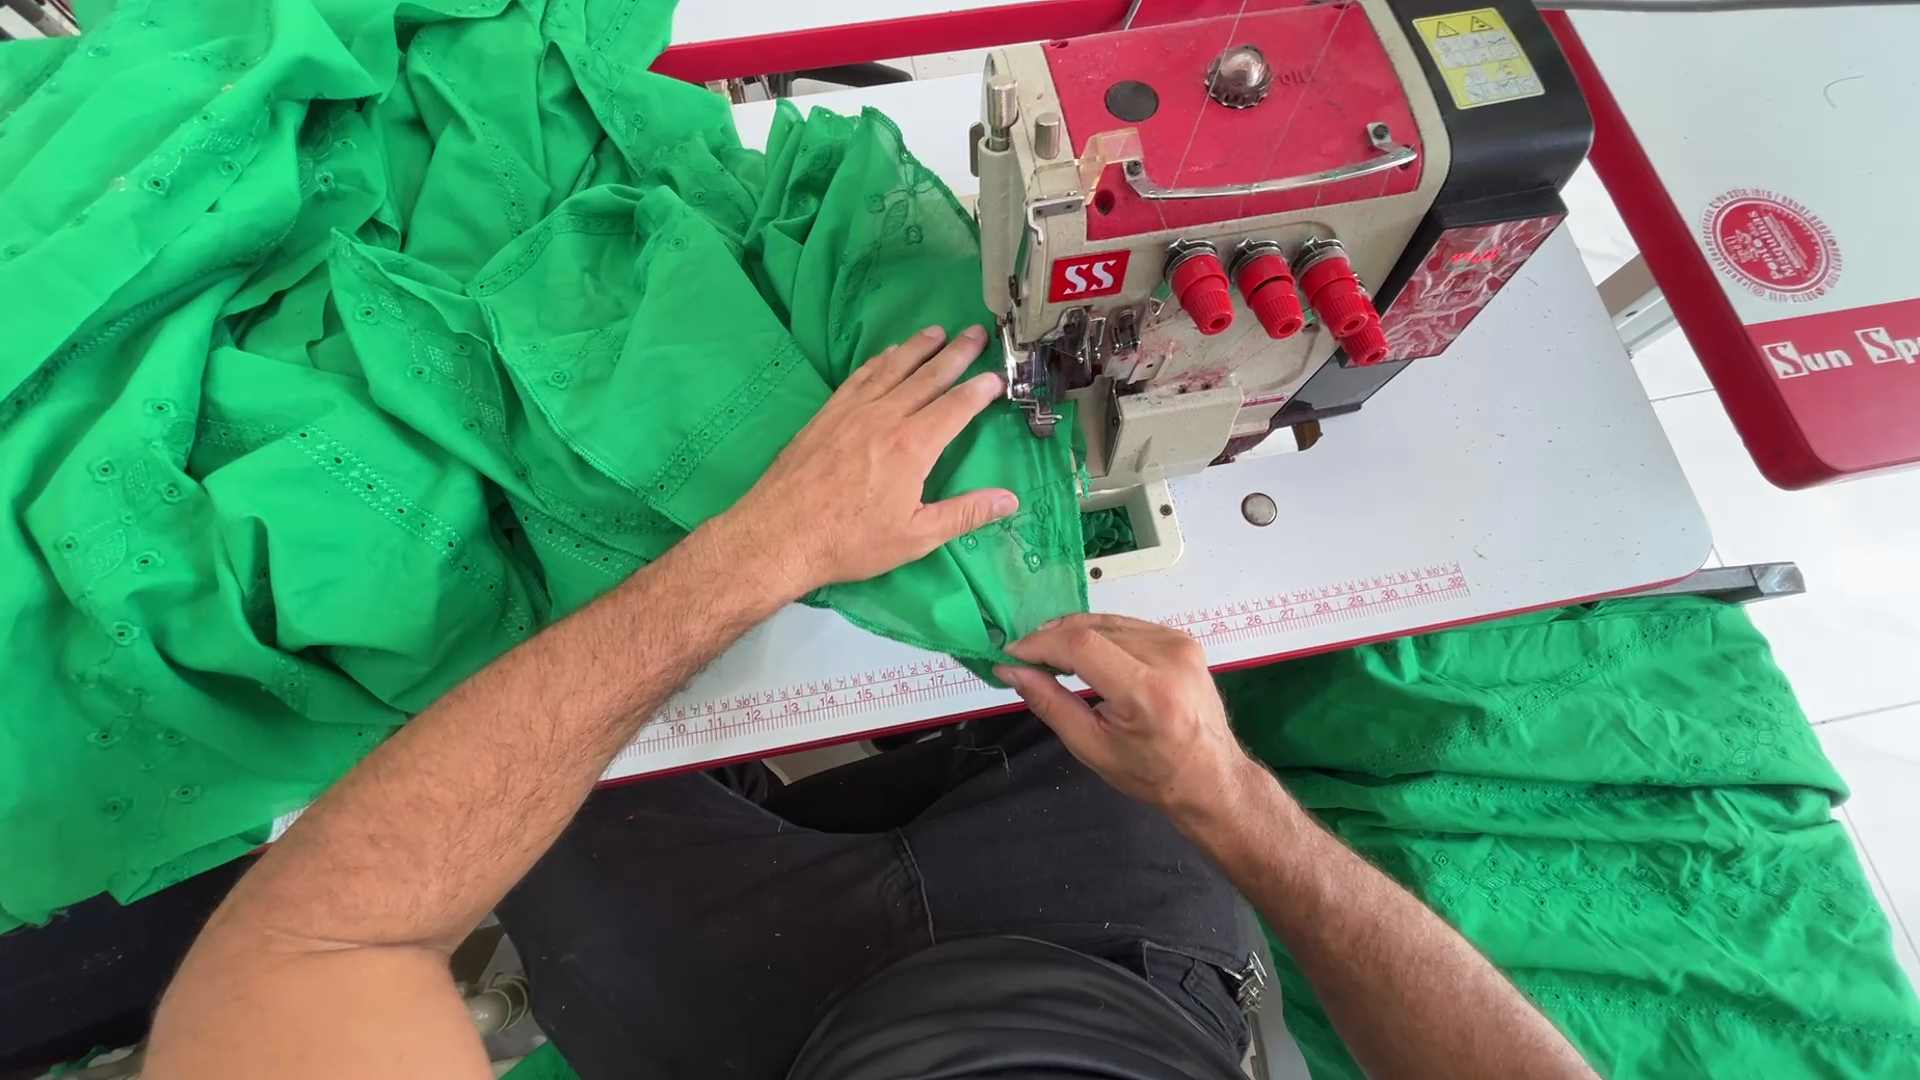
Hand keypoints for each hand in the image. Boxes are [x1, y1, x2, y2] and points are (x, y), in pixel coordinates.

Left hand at [729, 325, 1016, 595]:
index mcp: (912, 446)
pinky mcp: (827, 414)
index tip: (997, 377)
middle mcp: (884, 418)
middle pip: (928, 377)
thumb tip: (1009, 499)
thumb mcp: (916, 537)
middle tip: (975, 333)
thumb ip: (965, 514)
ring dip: (918, 347)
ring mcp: (852, 412)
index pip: (956, 407)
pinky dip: (879, 360)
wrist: (780, 534)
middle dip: (956, 354)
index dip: (980, 390)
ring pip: (892, 369)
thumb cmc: (851, 541)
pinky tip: (888, 354)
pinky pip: (860, 377)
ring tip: (938, 331)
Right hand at [995, 614, 1257, 818]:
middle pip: (1092, 628)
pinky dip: (1096, 633)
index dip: (1041, 644)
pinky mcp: (1181, 638)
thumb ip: (1049, 703)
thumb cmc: (1151, 773)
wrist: (1211, 776)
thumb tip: (1009, 670)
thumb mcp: (1091, 747)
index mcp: (1149, 692)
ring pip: (1106, 622)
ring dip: (1070, 633)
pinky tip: (1080, 651)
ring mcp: (1178, 643)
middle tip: (1024, 657)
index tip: (1012, 653)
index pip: (1083, 646)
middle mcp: (1168, 658)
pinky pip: (1125, 625)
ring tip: (1046, 654)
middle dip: (1051, 638)